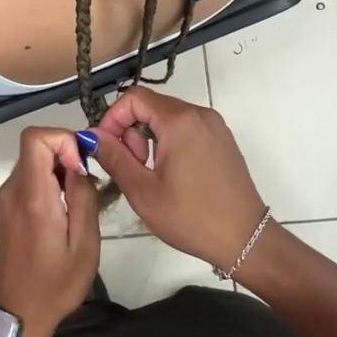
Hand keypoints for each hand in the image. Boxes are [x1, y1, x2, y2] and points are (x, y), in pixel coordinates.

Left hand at [0, 128, 101, 336]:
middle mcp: (13, 192)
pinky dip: (49, 184)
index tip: (81, 165)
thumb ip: (83, 198)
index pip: (35, 138)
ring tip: (80, 202)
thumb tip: (79, 167)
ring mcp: (6, 200)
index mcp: (33, 197)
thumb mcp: (84, 244)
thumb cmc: (56, 285)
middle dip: (66, 156)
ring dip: (59, 171)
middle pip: (36, 148)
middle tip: (89, 185)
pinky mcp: (7, 210)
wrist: (19, 315)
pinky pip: (29, 181)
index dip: (62, 139)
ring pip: (33, 163)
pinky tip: (65, 212)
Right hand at [88, 88, 266, 272]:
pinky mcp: (222, 140)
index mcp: (179, 121)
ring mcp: (215, 126)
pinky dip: (169, 141)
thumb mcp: (143, 190)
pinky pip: (187, 128)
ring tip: (148, 173)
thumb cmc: (191, 217)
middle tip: (130, 166)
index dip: (112, 119)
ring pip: (168, 117)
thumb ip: (114, 157)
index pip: (134, 98)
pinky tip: (170, 173)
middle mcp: (199, 114)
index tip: (106, 149)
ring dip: (148, 137)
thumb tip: (91, 136)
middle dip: (130, 130)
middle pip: (151, 105)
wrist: (245, 239)